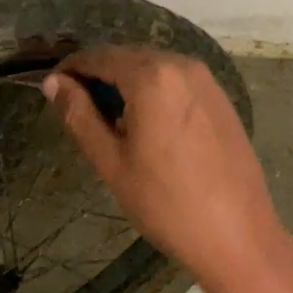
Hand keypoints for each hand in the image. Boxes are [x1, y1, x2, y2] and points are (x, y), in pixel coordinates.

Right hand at [43, 46, 283, 282]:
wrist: (240, 236)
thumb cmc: (167, 203)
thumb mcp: (112, 162)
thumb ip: (79, 115)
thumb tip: (53, 83)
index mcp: (151, 75)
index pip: (99, 56)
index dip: (71, 68)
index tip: (52, 88)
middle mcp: (180, 64)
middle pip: (127, 56)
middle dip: (99, 73)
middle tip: (76, 106)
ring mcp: (205, 78)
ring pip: (152, 66)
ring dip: (126, 81)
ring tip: (108, 118)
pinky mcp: (220, 96)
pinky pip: (176, 79)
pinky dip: (154, 89)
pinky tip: (147, 123)